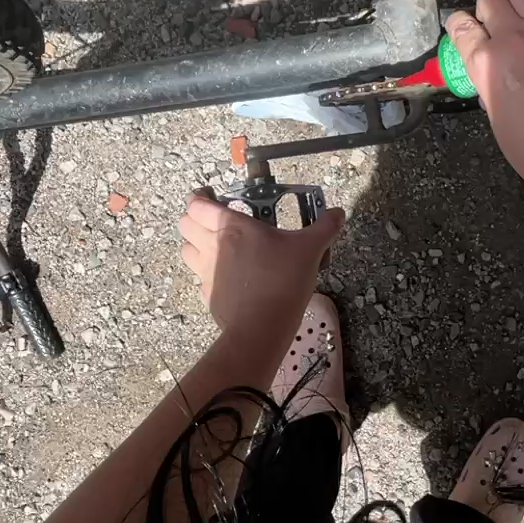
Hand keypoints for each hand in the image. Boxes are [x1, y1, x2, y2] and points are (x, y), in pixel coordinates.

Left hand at [177, 193, 344, 339]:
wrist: (262, 327)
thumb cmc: (282, 280)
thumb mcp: (309, 249)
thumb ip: (324, 228)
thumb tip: (338, 214)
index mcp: (232, 227)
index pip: (198, 204)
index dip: (199, 197)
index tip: (210, 195)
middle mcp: (212, 246)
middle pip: (185, 224)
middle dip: (194, 217)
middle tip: (214, 219)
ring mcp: (206, 272)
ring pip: (186, 250)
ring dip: (196, 243)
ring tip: (217, 245)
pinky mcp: (208, 295)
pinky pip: (200, 277)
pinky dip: (208, 272)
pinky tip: (228, 276)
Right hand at [446, 0, 523, 203]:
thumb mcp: (497, 120)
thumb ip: (490, 86)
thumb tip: (492, 74)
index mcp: (487, 64)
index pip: (460, 26)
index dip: (460, 28)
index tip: (465, 32)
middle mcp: (515, 38)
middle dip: (490, 13)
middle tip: (500, 32)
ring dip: (520, 4)